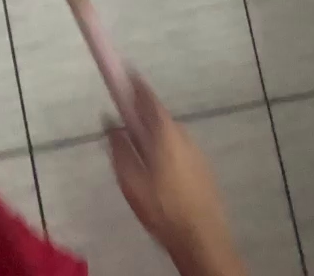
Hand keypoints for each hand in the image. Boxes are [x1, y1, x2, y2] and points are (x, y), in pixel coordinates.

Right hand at [106, 76, 243, 275]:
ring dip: (153, 136)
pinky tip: (159, 173)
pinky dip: (166, 151)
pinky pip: (178, 149)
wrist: (202, 240)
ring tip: (140, 157)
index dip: (133, 82)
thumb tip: (111, 122)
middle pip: (157, 115)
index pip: (146, 95)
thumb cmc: (161, 207)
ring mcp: (195, 150)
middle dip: (140, 115)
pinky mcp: (202, 168)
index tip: (121, 73)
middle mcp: (182, 133)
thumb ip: (119, 146)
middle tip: (123, 124)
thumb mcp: (130, 179)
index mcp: (164, 131)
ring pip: (168, 134)